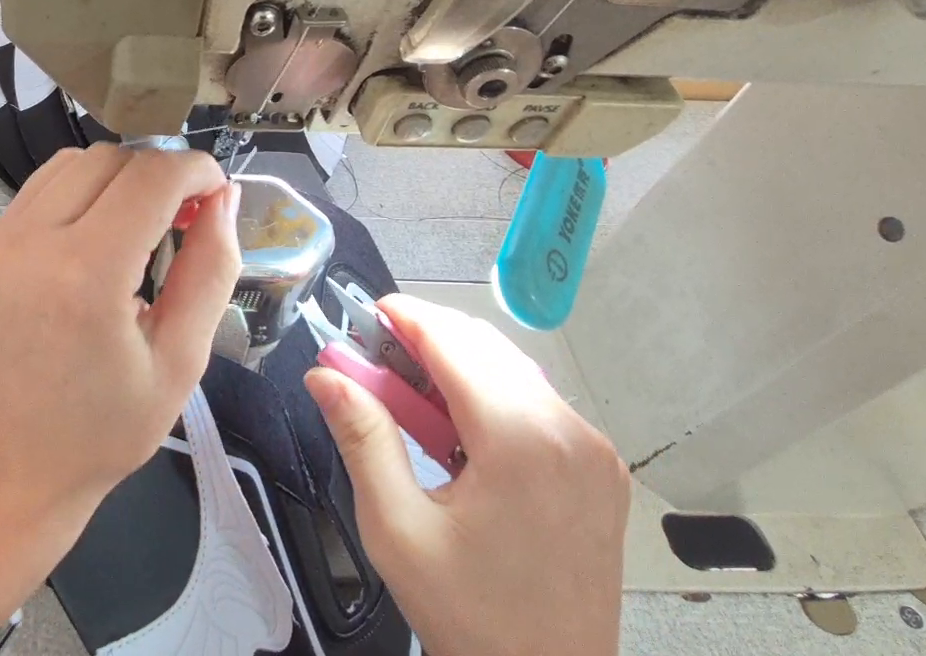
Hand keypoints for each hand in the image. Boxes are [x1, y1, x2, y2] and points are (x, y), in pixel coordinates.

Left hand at [0, 143, 241, 629]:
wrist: (13, 465)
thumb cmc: (105, 429)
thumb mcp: (182, 359)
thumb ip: (210, 269)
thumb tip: (224, 198)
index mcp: (85, 276)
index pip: (149, 177)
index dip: (195, 170)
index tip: (217, 191)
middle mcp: (30, 243)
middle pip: (110, 159)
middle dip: (158, 173)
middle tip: (186, 215)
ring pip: (71, 163)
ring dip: (118, 177)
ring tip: (144, 223)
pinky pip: (40, 190)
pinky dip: (80, 192)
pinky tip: (99, 234)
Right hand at [305, 293, 627, 655]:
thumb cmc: (468, 612)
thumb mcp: (396, 526)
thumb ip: (362, 438)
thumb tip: (325, 375)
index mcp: (521, 442)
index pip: (455, 342)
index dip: (405, 316)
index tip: (364, 313)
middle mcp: (570, 433)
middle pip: (485, 347)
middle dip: (424, 339)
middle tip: (372, 359)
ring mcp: (594, 451)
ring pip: (511, 370)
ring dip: (455, 366)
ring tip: (406, 397)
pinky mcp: (600, 470)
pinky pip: (536, 402)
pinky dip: (488, 395)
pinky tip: (454, 428)